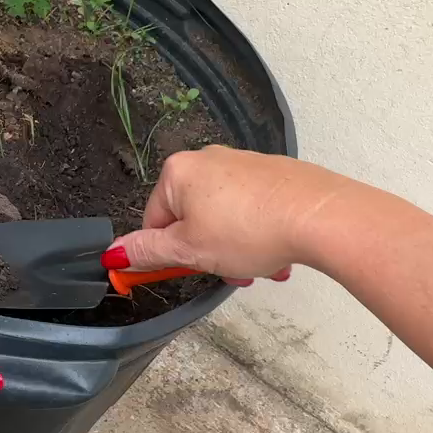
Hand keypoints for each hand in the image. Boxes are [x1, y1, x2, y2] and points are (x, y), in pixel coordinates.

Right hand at [106, 147, 355, 280]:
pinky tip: (276, 254)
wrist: (320, 216)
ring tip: (257, 269)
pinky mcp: (274, 173)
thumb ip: (147, 252)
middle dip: (207, 251)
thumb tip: (112, 255)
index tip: (188, 270)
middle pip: (191, 217)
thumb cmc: (248, 230)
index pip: (154, 219)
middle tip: (228, 272)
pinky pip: (253, 209)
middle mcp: (208, 159)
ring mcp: (244, 164)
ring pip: (224, 217)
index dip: (168, 252)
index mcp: (178, 172)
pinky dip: (258, 233)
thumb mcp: (189, 250)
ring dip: (235, 248)